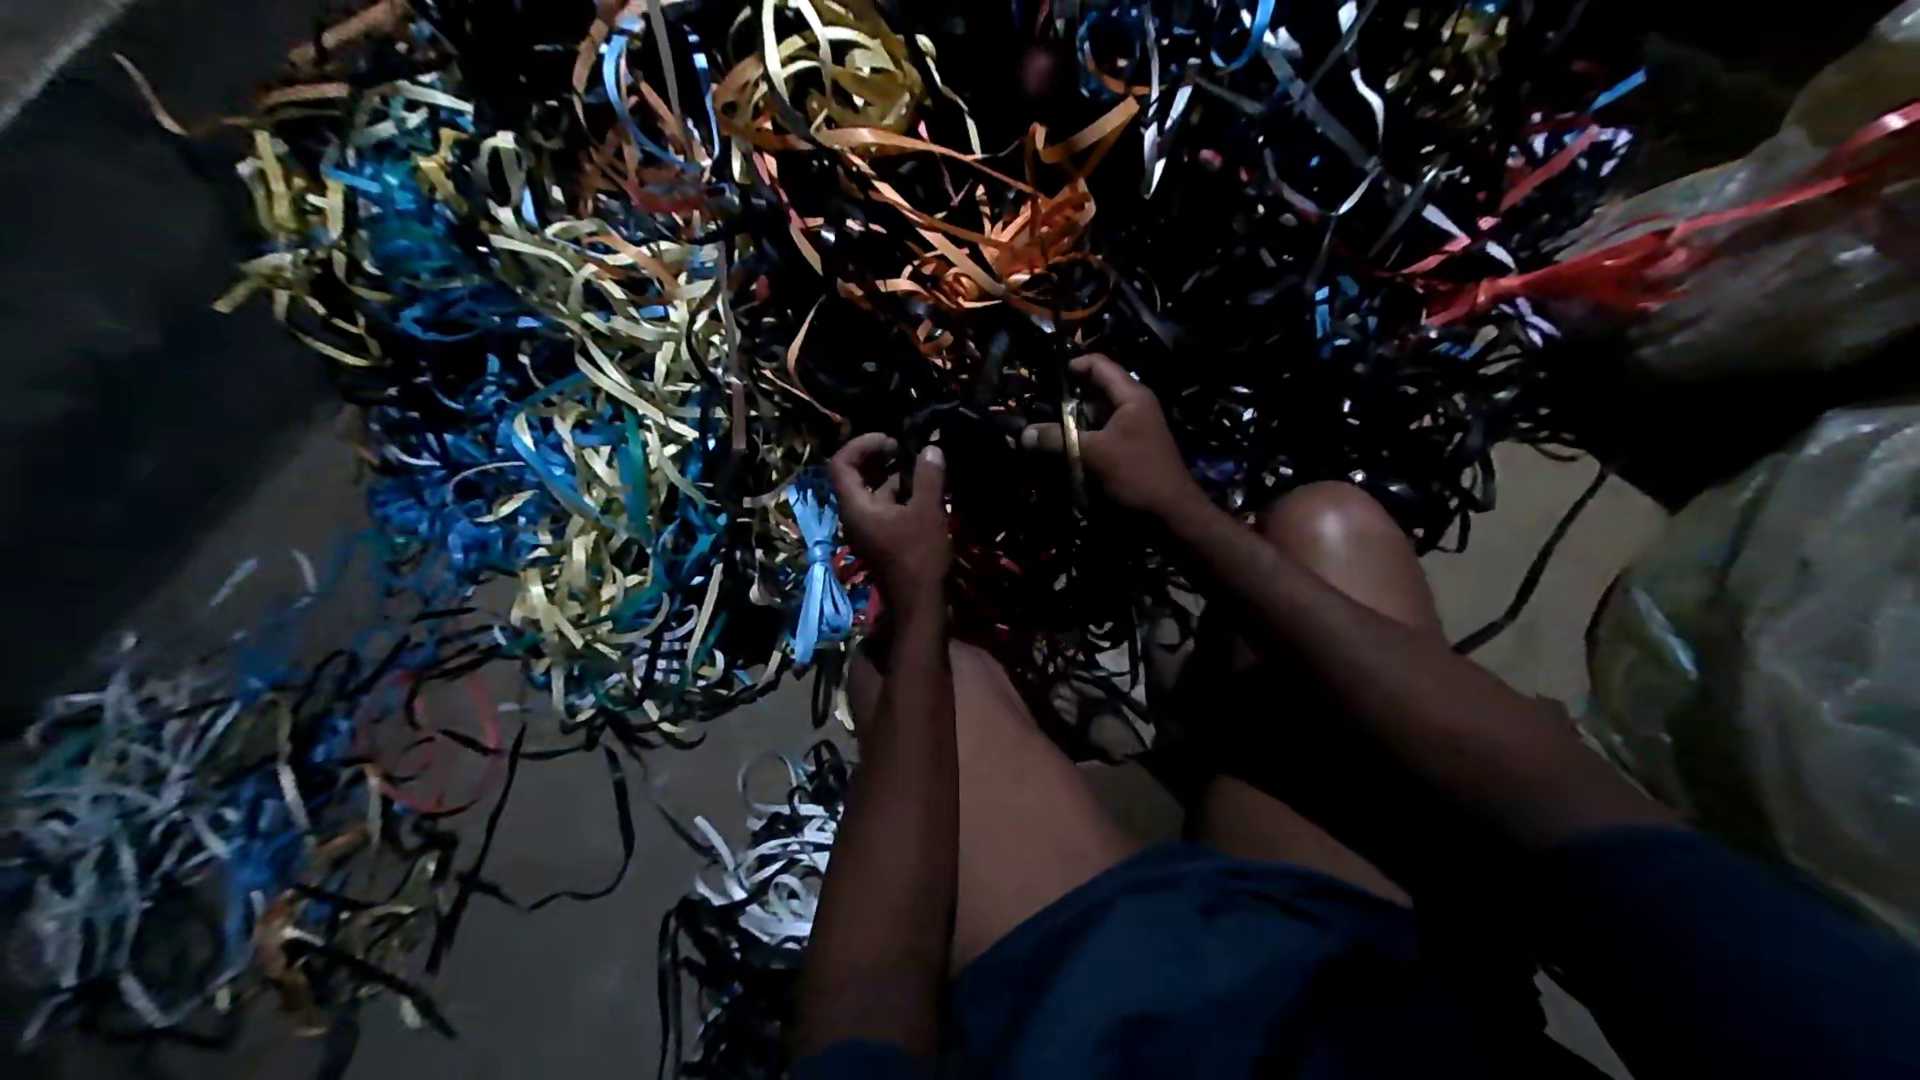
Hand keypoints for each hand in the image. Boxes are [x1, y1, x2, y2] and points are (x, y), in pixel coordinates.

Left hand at [829, 433, 951, 613]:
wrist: (920, 600)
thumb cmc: (919, 555)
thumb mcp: (927, 511)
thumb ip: (927, 476)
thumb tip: (930, 448)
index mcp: (855, 506)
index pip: (841, 463)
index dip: (863, 444)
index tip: (891, 440)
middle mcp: (855, 514)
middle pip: (855, 474)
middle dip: (879, 456)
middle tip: (906, 449)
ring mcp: (868, 526)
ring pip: (873, 489)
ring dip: (894, 474)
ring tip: (921, 466)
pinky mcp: (882, 534)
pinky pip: (885, 504)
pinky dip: (901, 492)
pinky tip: (925, 488)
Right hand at [1021, 354, 1202, 518]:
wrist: (1171, 512)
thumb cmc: (1137, 473)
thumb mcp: (1095, 453)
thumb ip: (1058, 440)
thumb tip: (1024, 434)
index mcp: (1132, 396)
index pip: (1100, 365)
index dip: (1074, 365)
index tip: (1047, 377)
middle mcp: (1133, 406)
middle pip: (1095, 392)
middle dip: (1067, 400)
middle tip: (1038, 406)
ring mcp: (1132, 428)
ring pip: (1095, 417)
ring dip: (1072, 423)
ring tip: (1044, 429)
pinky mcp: (1128, 448)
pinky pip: (1100, 436)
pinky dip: (1082, 440)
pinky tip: (1062, 449)